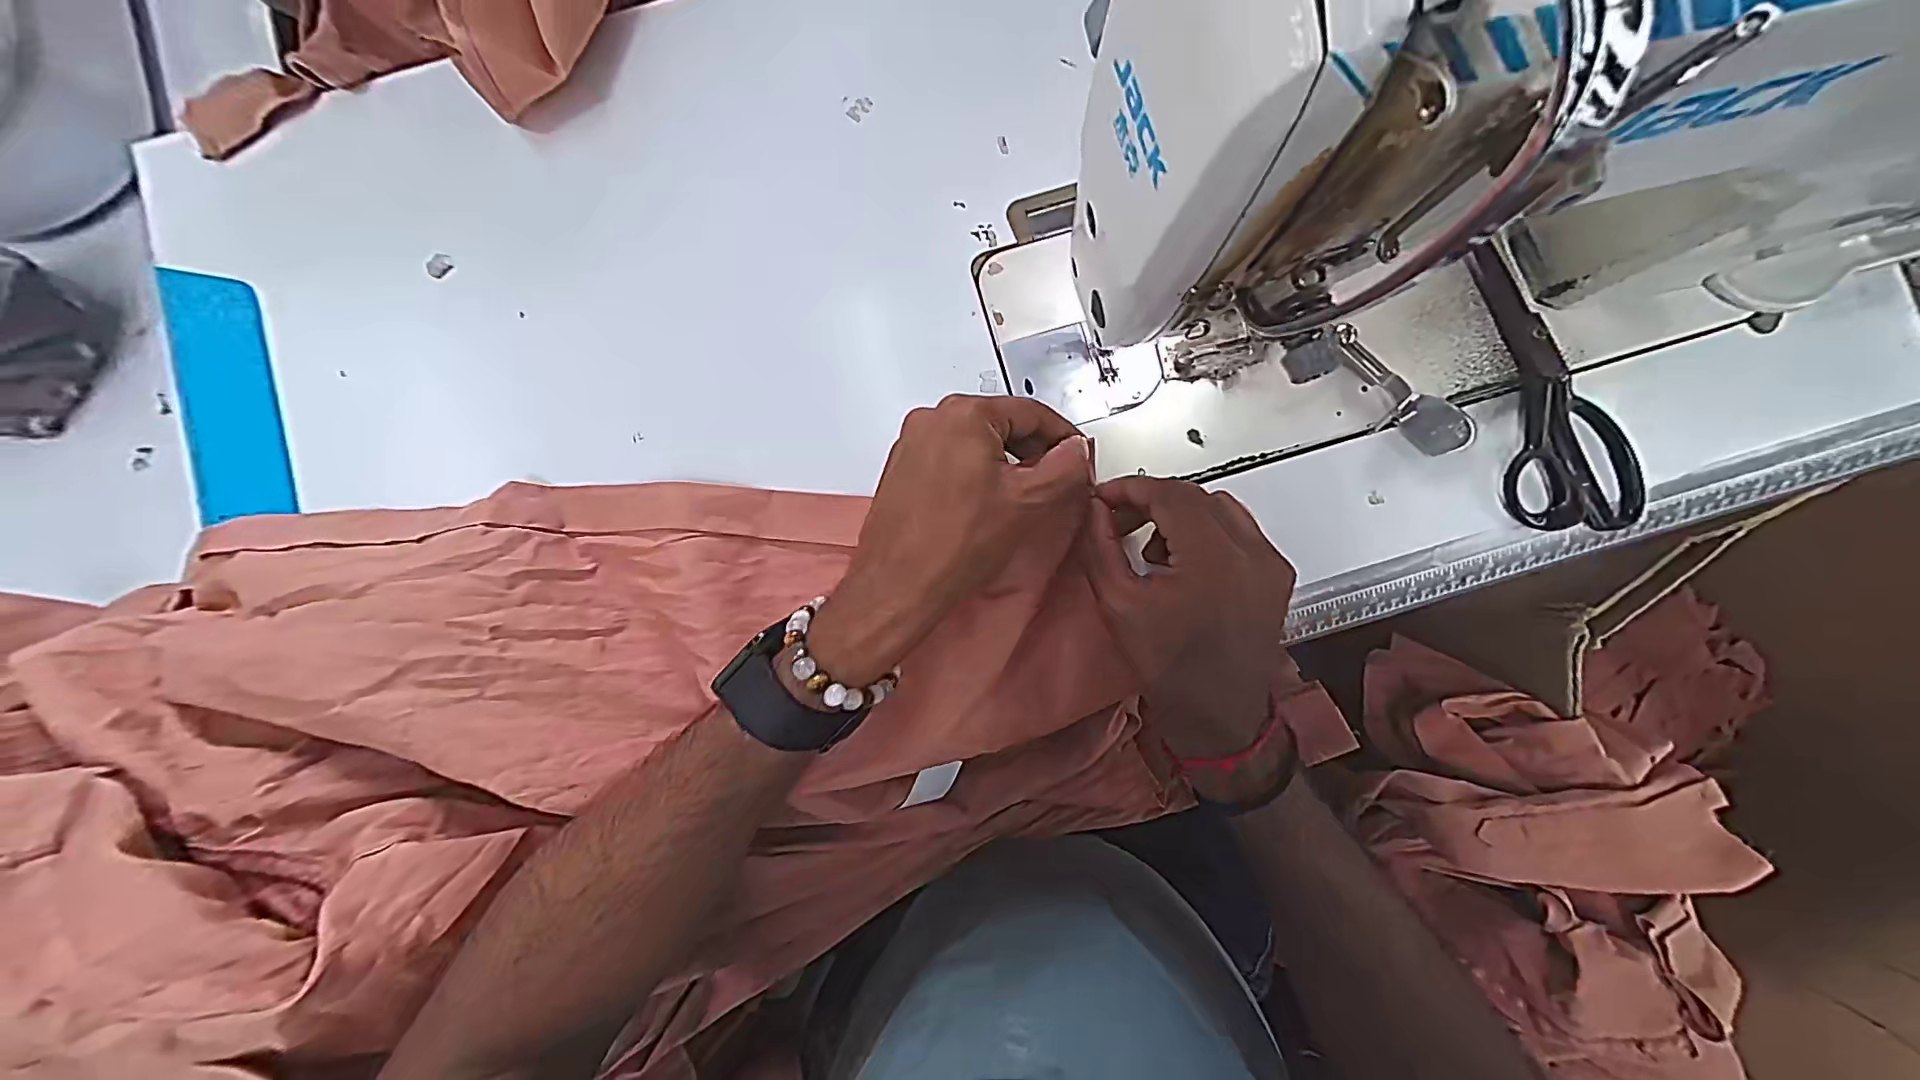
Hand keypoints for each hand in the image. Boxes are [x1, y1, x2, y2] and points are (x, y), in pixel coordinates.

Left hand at [807, 395, 1091, 685]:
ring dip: (1004, 464)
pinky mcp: (903, 469)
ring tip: (1020, 497)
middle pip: (1001, 423)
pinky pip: (951, 459)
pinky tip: (985, 506)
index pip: (1030, 412)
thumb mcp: (1028, 503)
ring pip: (975, 442)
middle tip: (1054, 477)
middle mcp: (931, 421)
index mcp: (963, 415)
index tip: (1076, 454)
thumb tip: (1075, 451)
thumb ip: (1065, 467)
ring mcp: (912, 444)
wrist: (900, 585)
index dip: (1063, 436)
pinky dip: (975, 475)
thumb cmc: (949, 548)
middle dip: (1033, 449)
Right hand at [1079, 477, 1296, 799]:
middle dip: (1151, 501)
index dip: (1130, 489)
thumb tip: (1096, 511)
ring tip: (1151, 546)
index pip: (1169, 494)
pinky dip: (1206, 531)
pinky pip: (1238, 530)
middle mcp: (1251, 553)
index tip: (1106, 496)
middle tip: (1119, 519)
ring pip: (1218, 508)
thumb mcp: (1118, 603)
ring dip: (1179, 514)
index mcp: (1213, 558)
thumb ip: (1100, 547)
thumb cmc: (1170, 668)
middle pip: (1194, 496)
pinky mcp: (1276, 575)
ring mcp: (1269, 563)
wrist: (1216, 713)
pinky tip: (1183, 560)